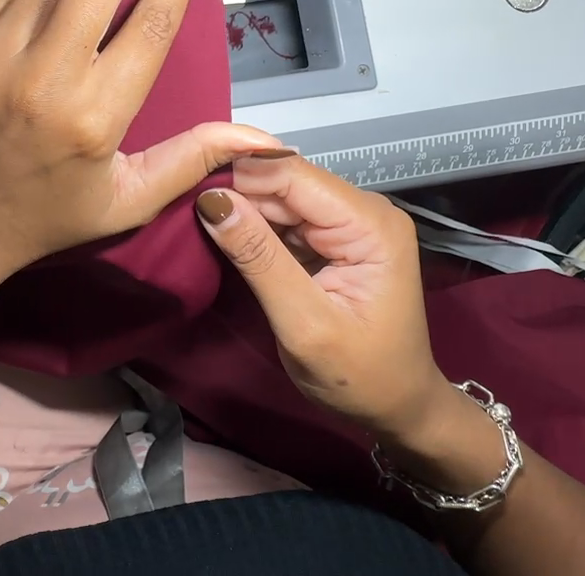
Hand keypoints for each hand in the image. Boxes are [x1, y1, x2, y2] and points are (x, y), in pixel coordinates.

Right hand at [195, 158, 451, 440]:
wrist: (398, 410)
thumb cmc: (360, 377)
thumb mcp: (303, 324)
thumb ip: (259, 258)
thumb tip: (212, 200)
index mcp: (369, 223)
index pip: (290, 174)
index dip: (239, 177)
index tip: (189, 193)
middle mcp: (363, 208)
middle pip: (284, 181)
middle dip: (237, 193)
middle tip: (187, 213)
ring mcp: (349, 220)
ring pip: (279, 195)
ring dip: (242, 209)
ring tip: (200, 223)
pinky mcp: (333, 235)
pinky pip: (285, 216)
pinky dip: (255, 226)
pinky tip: (228, 237)